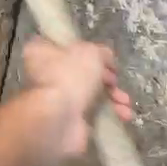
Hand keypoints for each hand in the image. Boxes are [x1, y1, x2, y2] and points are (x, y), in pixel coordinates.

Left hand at [20, 38, 132, 161]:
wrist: (59, 119)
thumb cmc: (69, 76)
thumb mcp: (90, 53)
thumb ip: (100, 51)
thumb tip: (106, 56)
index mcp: (41, 50)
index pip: (66, 46)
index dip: (88, 51)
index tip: (106, 59)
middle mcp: (44, 72)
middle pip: (81, 71)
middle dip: (106, 78)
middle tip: (116, 82)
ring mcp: (55, 97)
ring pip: (89, 92)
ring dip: (112, 96)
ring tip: (125, 103)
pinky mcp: (68, 118)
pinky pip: (92, 112)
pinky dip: (109, 112)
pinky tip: (124, 115)